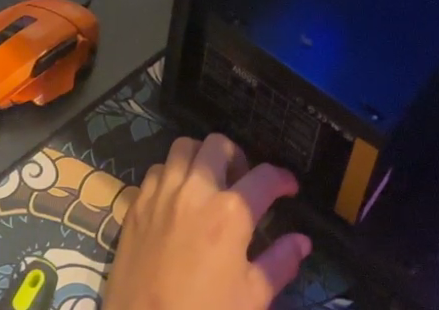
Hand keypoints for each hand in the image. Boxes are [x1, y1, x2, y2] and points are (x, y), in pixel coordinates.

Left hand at [103, 134, 311, 309]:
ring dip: (201, 158)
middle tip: (243, 182)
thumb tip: (301, 241)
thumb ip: (279, 262)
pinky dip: (172, 174)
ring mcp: (162, 193)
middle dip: (237, 157)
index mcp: (230, 212)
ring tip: (209, 183)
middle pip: (218, 145)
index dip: (282, 178)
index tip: (289, 188)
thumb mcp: (252, 297)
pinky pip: (157, 170)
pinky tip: (177, 198)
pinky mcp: (137, 203)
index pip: (264, 177)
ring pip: (183, 147)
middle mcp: (195, 190)